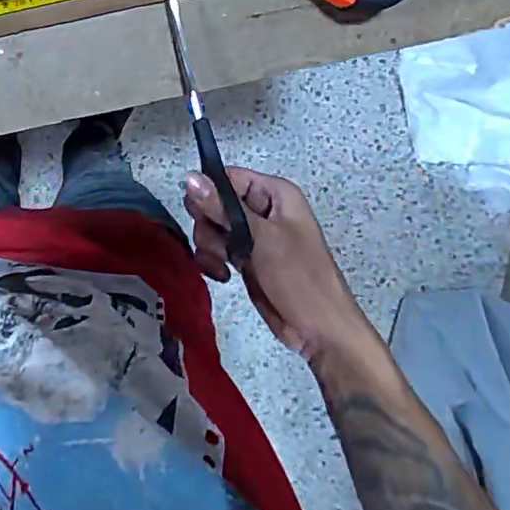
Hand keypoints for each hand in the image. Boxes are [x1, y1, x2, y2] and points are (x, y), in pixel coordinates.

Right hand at [184, 167, 374, 363]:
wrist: (319, 331)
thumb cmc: (300, 278)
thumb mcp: (260, 238)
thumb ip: (222, 208)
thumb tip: (190, 178)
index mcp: (275, 194)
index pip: (229, 178)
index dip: (209, 192)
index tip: (197, 212)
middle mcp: (263, 210)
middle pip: (215, 202)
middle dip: (208, 224)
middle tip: (215, 244)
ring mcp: (253, 235)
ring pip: (212, 227)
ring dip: (209, 246)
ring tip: (222, 266)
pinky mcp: (246, 258)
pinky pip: (216, 249)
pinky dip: (213, 261)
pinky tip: (223, 275)